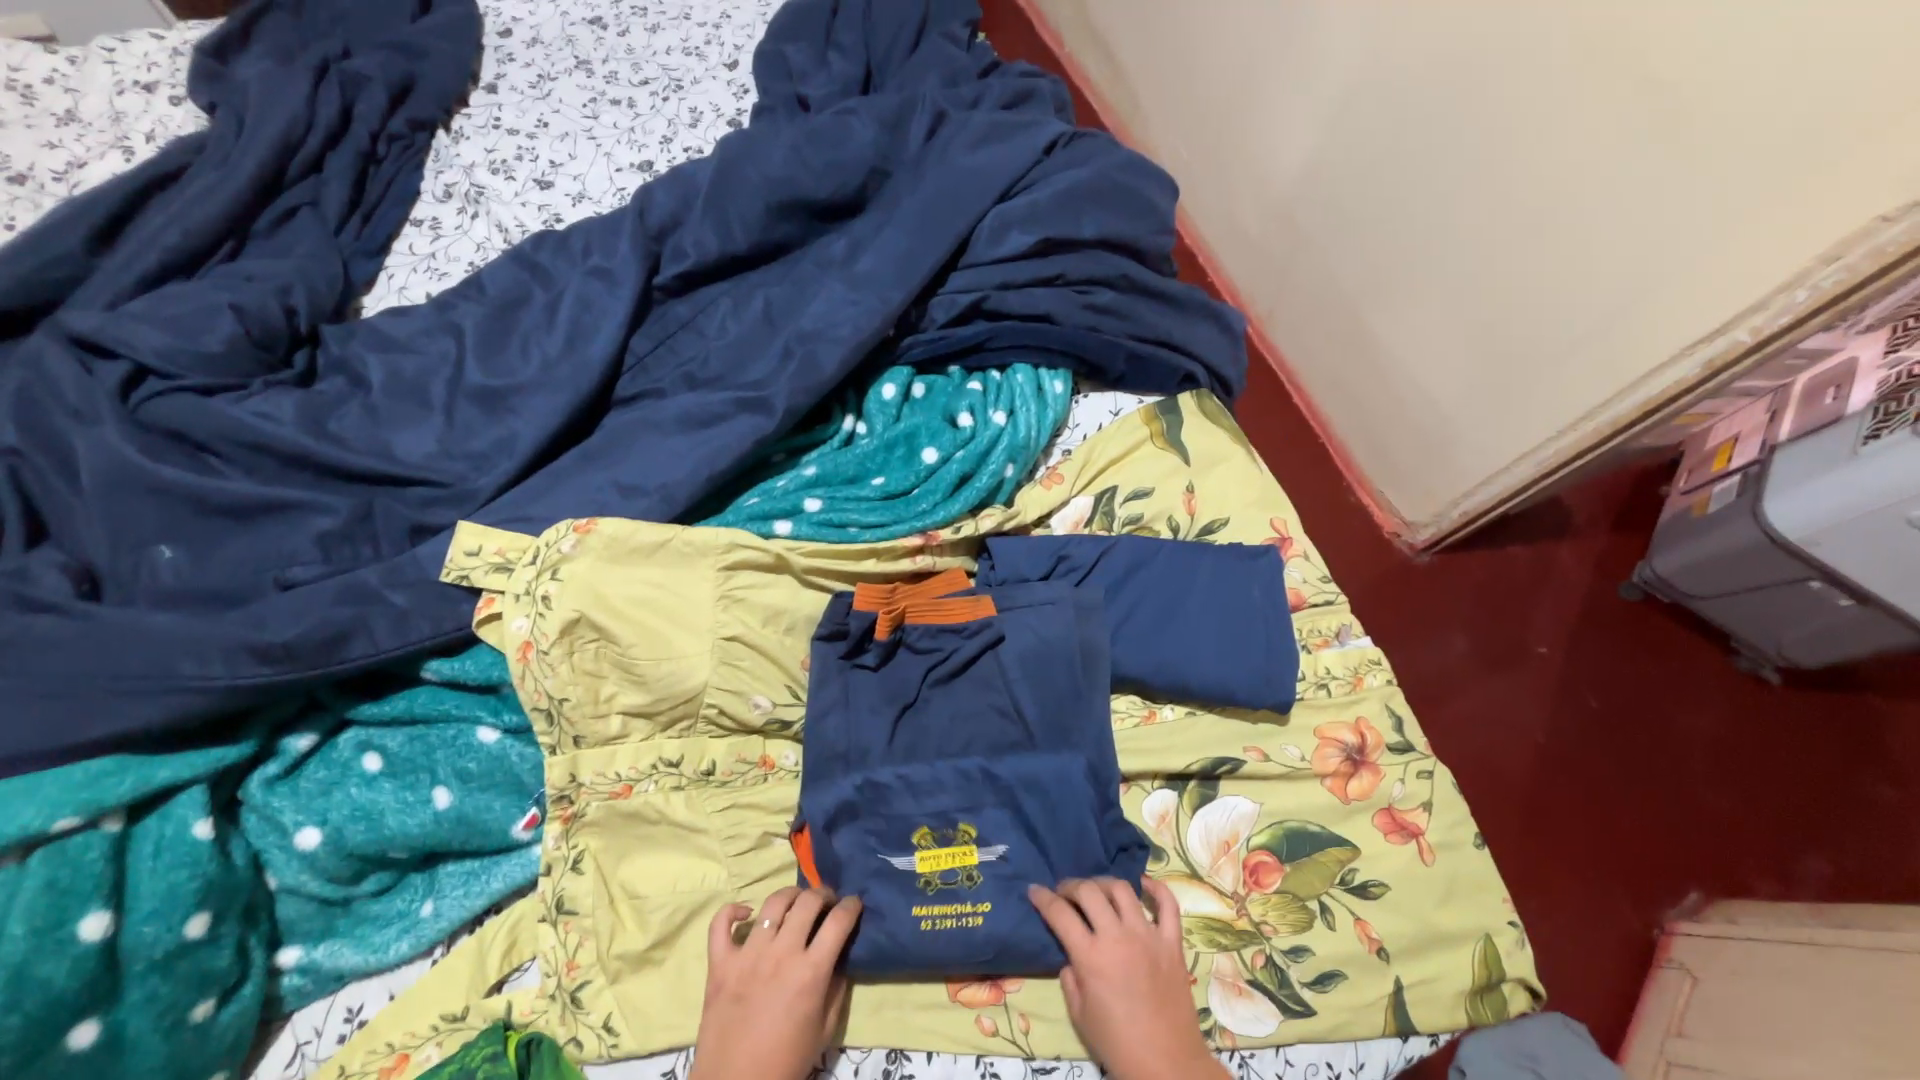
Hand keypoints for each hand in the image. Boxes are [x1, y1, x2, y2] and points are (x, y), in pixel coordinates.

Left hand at [689, 886, 863, 1079]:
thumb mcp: (825, 1029)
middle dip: (823, 894)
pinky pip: (721, 923)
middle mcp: (781, 954)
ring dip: (789, 895)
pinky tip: (747, 913)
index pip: (839, 921)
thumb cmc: (786, 1061)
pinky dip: (733, 911)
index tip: (855, 903)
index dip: (851, 906)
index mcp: (811, 972)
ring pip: (772, 904)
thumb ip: (836, 988)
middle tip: (827, 901)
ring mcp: (747, 955)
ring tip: (795, 902)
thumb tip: (840, 957)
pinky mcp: (719, 963)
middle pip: (807, 902)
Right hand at [1028, 878, 1225, 1079]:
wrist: (1166, 1062)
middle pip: (1089, 891)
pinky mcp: (1172, 943)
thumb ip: (1070, 978)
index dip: (1043, 898)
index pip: (1060, 913)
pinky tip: (1143, 885)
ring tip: (1096, 891)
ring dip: (1104, 884)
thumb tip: (1072, 956)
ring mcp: (1149, 936)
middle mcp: (1118, 937)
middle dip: (1070, 886)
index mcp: (1091, 957)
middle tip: (1063, 893)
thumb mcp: (1079, 1014)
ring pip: (1123, 890)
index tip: (1034, 890)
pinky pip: (1168, 905)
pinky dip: (1156, 889)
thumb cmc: (1117, 1043)